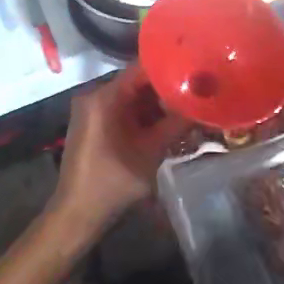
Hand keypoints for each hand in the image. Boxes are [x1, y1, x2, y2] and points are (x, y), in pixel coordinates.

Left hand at [52, 71, 190, 222]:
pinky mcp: (96, 125)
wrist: (77, 216)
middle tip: (201, 91)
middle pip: (140, 82)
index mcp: (105, 97)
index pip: (144, 68)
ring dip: (161, 104)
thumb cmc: (113, 181)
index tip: (199, 71)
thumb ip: (178, 122)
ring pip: (136, 97)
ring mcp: (94, 111)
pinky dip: (147, 116)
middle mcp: (96, 96)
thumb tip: (205, 103)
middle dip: (170, 89)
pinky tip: (171, 123)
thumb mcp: (152, 150)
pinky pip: (127, 110)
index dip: (173, 68)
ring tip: (192, 107)